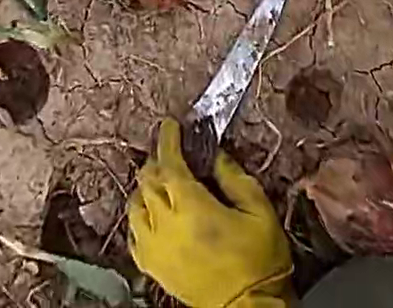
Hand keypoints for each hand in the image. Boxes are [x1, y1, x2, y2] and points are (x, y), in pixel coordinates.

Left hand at [129, 120, 291, 307]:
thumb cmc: (259, 259)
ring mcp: (154, 248)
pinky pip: (133, 235)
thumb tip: (215, 154)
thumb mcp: (258, 209)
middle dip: (158, 160)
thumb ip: (235, 177)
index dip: (167, 139)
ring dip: (145, 187)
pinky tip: (150, 213)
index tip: (170, 125)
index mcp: (191, 205)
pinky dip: (138, 217)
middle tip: (171, 151)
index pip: (168, 162)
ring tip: (160, 180)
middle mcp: (165, 223)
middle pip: (148, 179)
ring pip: (135, 205)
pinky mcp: (152, 268)